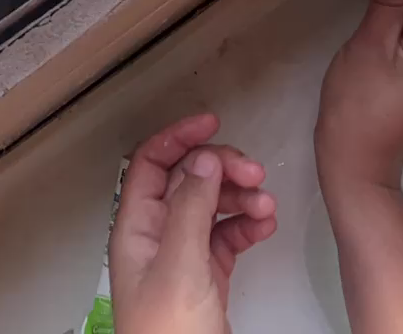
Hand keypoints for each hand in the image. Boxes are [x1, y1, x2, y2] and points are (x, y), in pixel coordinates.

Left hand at [109, 114, 277, 333]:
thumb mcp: (179, 267)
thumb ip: (190, 207)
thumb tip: (202, 157)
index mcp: (137, 228)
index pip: (151, 163)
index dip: (178, 137)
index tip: (212, 123)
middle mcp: (157, 237)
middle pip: (187, 180)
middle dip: (220, 168)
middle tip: (253, 171)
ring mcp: (183, 257)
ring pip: (211, 207)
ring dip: (239, 196)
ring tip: (265, 201)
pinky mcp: (207, 279)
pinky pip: (227, 237)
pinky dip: (247, 225)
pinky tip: (265, 223)